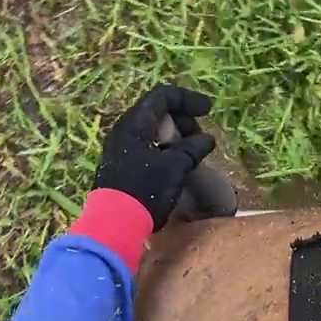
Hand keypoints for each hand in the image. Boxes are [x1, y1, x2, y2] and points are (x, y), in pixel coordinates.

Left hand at [96, 84, 216, 229]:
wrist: (114, 225)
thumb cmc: (146, 190)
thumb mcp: (176, 167)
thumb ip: (193, 147)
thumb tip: (207, 139)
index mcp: (136, 123)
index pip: (163, 96)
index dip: (188, 99)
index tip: (207, 110)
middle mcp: (124, 130)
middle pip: (157, 111)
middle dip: (183, 119)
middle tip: (199, 138)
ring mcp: (119, 147)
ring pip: (152, 129)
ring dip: (175, 135)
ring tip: (190, 153)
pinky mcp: (119, 163)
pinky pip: (145, 144)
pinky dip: (163, 147)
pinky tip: (175, 164)